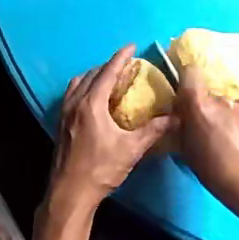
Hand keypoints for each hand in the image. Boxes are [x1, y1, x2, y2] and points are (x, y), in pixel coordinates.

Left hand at [49, 45, 174, 204]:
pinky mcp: (60, 124)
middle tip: (126, 65)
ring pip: (78, 84)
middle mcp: (74, 104)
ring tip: (110, 78)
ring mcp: (64, 114)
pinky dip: (84, 88)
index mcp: (91, 104)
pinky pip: (72, 96)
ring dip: (94, 76)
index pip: (107, 72)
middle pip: (91, 75)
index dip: (121, 57)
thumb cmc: (101, 169)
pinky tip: (94, 100)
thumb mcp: (131, 149)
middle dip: (109, 66)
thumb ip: (154, 130)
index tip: (132, 47)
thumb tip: (177, 117)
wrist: (70, 193)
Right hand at [175, 67, 238, 221]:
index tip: (187, 90)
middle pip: (211, 94)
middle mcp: (221, 100)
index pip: (191, 72)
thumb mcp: (186, 149)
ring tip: (231, 136)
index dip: (188, 78)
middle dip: (209, 107)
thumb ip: (182, 126)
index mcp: (199, 107)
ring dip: (228, 114)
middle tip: (210, 127)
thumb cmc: (212, 170)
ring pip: (230, 104)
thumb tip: (179, 115)